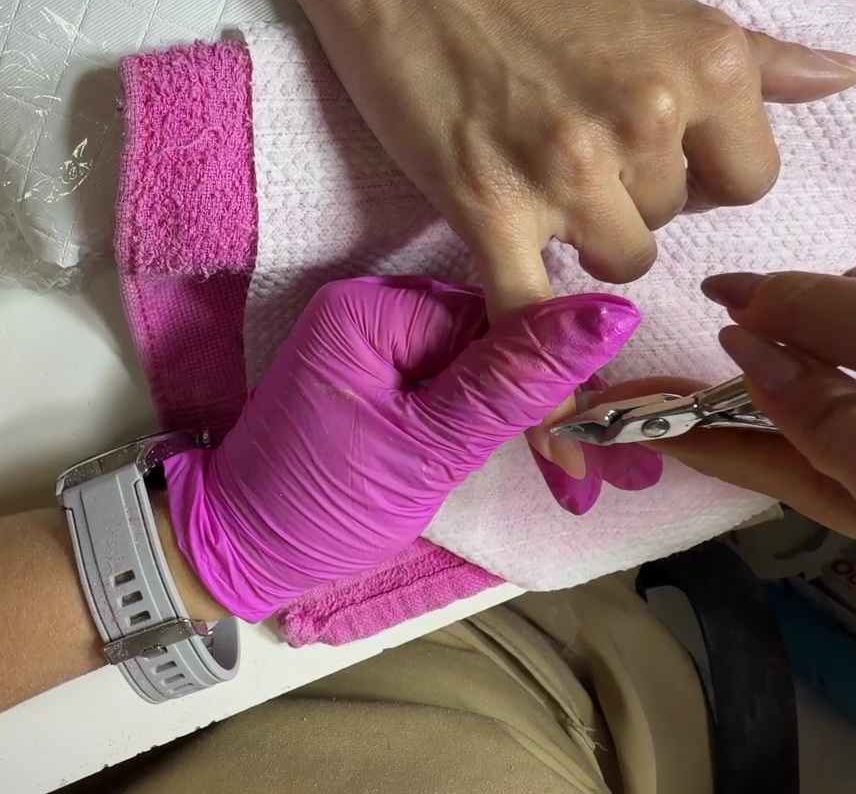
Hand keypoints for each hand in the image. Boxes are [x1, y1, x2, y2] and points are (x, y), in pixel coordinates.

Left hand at [164, 277, 637, 620]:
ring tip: (566, 464)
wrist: (245, 546)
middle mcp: (365, 307)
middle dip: (531, 398)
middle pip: (479, 334)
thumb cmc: (326, 502)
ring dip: (510, 412)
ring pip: (467, 360)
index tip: (586, 433)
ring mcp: (365, 341)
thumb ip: (514, 382)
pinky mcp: (369, 374)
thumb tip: (610, 314)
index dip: (540, 372)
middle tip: (586, 462)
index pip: (488, 313)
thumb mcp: (430, 446)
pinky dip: (475, 418)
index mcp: (369, 308)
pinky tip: (516, 447)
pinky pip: (439, 380)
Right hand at [239, 0, 855, 314]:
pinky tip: (556, 422)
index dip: (696, 176)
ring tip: (530, 191)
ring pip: (615, 263)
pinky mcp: (487, 208)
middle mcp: (645, 120)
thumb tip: (849, 76)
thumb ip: (746, 52)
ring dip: (582, 239)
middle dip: (628, 199)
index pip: (746, 182)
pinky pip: (527, 311)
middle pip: (672, 224)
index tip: (642, 156)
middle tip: (565, 156)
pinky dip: (540, 365)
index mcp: (702, 65)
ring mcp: (562, 171)